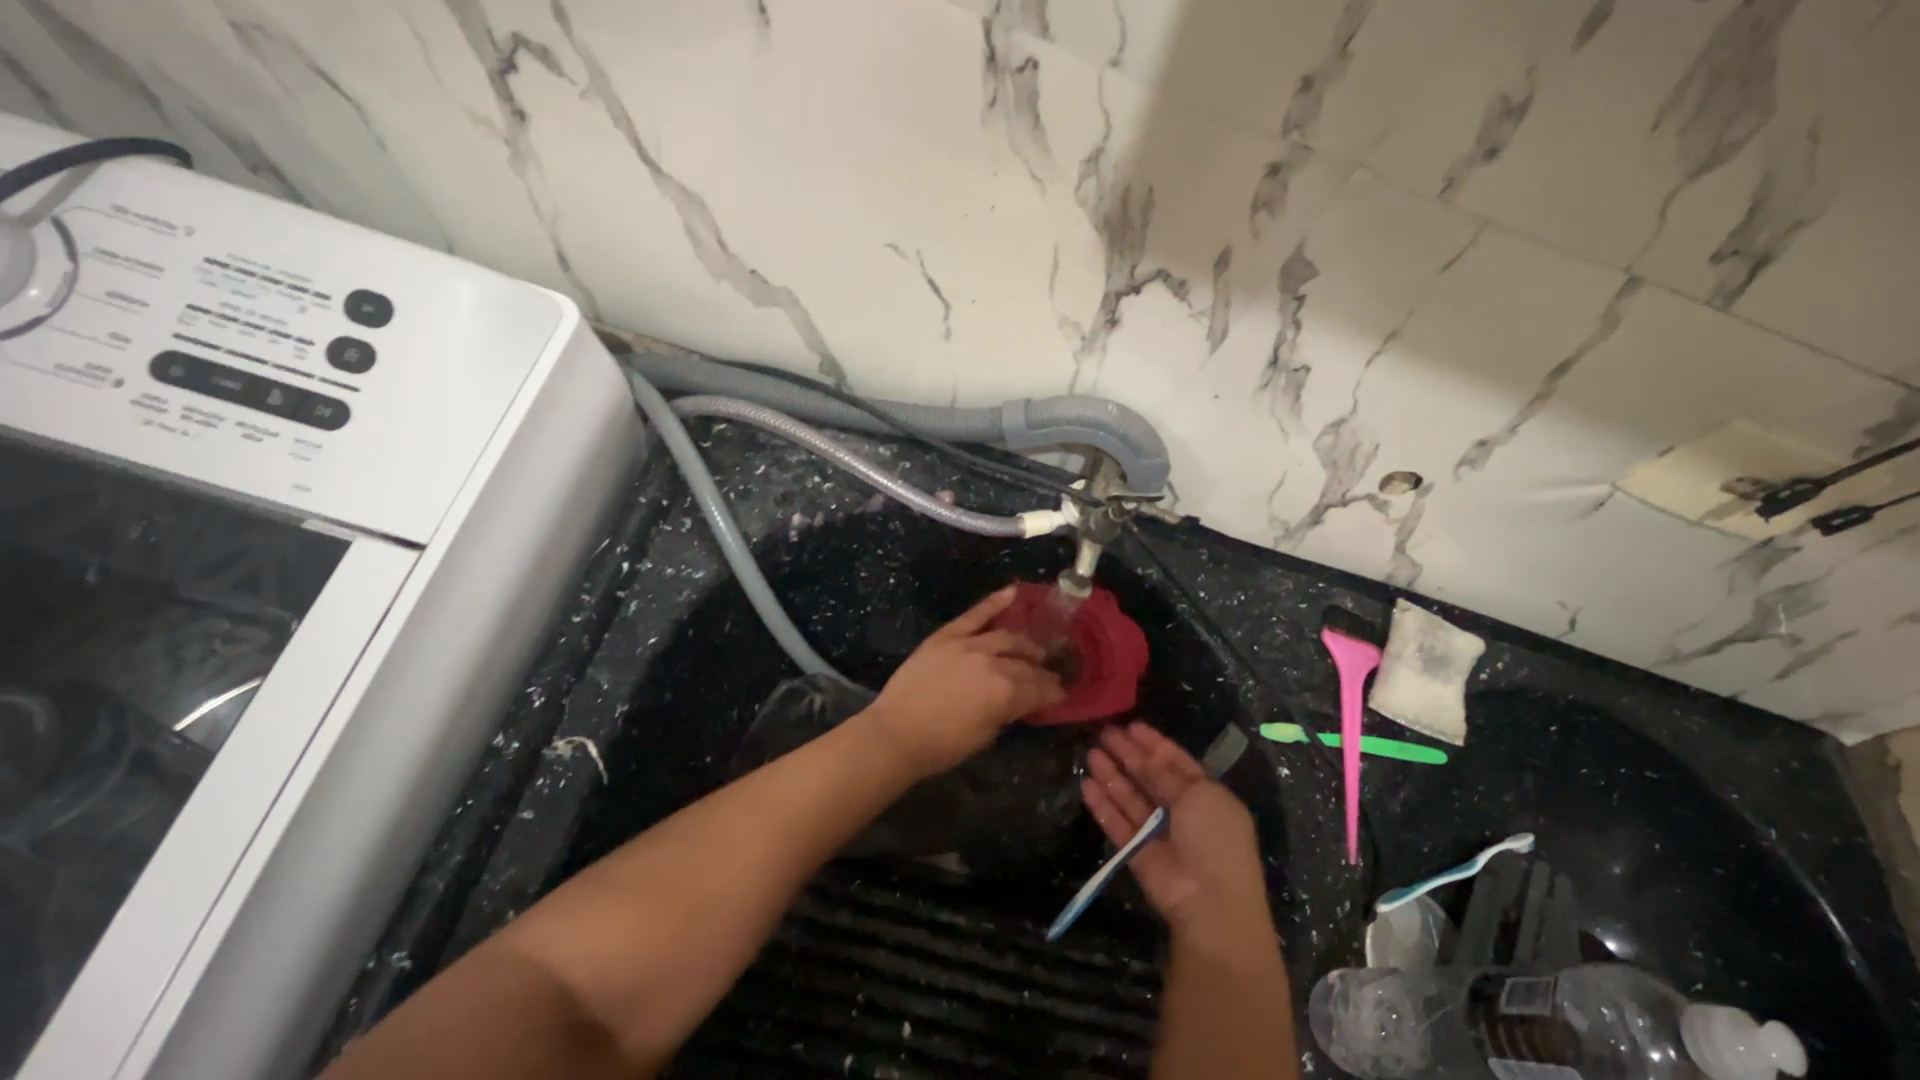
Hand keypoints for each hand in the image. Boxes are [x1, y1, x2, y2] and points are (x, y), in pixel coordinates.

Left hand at [861, 586, 1065, 778]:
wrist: (895, 734)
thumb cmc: (943, 746)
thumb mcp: (986, 735)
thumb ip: (1006, 713)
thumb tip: (1017, 701)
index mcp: (1007, 692)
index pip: (1040, 688)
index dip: (1053, 691)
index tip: (1060, 693)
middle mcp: (993, 662)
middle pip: (1026, 662)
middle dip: (1042, 669)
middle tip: (1049, 674)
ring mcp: (969, 644)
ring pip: (1007, 637)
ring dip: (1025, 643)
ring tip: (1034, 649)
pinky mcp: (947, 636)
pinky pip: (975, 615)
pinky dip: (994, 602)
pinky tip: (1013, 592)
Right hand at [1082, 723, 1272, 943]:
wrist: (1210, 900)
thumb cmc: (1215, 839)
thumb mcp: (1199, 795)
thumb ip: (1168, 774)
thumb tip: (1146, 756)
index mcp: (1207, 796)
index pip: (1178, 763)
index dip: (1155, 744)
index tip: (1132, 726)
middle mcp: (1183, 813)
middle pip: (1151, 778)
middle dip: (1129, 755)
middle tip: (1104, 733)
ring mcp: (1159, 834)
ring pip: (1131, 798)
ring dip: (1112, 776)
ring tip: (1091, 752)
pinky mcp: (1137, 853)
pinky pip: (1117, 824)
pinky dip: (1103, 805)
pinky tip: (1086, 784)